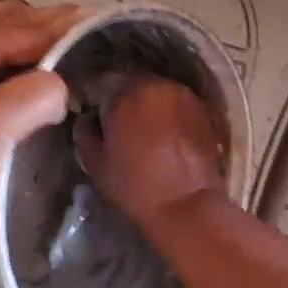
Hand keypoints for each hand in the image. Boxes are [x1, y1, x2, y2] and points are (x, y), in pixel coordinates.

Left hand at [0, 2, 80, 210]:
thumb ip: (36, 95)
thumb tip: (62, 83)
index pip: (26, 28)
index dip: (66, 28)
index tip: (102, 24)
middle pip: (11, 18)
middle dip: (50, 21)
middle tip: (91, 25)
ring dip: (32, 28)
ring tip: (68, 36)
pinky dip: (15, 42)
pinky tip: (35, 57)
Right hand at [76, 75, 225, 225]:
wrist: (187, 206)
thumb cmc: (135, 186)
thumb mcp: (96, 164)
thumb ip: (85, 132)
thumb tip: (86, 118)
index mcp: (124, 94)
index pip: (100, 81)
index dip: (93, 97)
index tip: (91, 113)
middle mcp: (154, 85)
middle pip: (130, 81)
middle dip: (121, 97)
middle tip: (116, 120)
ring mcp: (182, 94)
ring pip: (154, 90)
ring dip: (145, 102)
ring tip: (141, 126)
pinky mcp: (202, 108)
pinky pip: (175, 101)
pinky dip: (166, 110)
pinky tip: (162, 132)